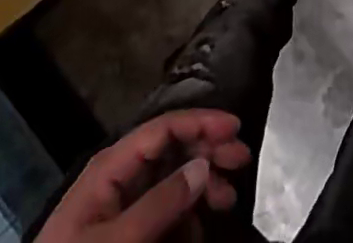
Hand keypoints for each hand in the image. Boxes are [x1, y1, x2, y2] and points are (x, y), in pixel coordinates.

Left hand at [37, 109, 251, 242]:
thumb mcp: (117, 241)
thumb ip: (160, 203)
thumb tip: (203, 165)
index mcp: (111, 167)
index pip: (164, 127)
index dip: (201, 121)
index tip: (235, 128)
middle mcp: (120, 175)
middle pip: (174, 147)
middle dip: (210, 151)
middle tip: (241, 162)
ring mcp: (124, 202)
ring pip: (175, 176)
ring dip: (205, 183)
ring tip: (227, 200)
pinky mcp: (128, 226)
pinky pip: (166, 206)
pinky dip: (188, 212)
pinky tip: (200, 227)